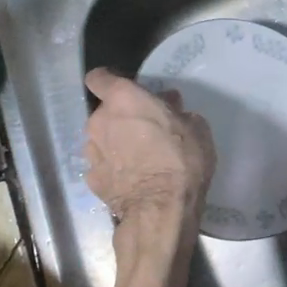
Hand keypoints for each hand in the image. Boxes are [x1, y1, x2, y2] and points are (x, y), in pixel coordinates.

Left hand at [83, 68, 214, 229]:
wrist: (162, 208)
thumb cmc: (182, 159)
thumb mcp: (196, 126)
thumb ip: (177, 110)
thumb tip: (168, 103)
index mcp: (124, 99)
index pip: (99, 78)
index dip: (110, 82)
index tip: (126, 91)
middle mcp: (100, 120)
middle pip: (104, 112)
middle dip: (121, 118)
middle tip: (145, 130)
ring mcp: (92, 151)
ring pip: (100, 139)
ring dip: (114, 143)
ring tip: (138, 158)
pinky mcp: (91, 179)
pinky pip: (102, 165)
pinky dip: (113, 169)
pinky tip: (131, 179)